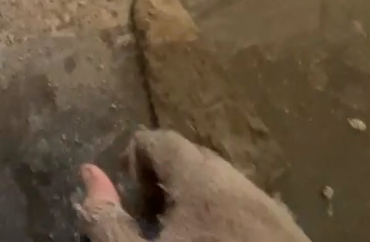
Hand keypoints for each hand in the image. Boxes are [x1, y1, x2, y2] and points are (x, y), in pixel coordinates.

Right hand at [77, 130, 309, 241]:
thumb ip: (107, 219)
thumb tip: (90, 173)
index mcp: (202, 183)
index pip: (158, 141)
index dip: (134, 164)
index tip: (132, 206)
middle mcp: (243, 188)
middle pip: (194, 162)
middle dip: (167, 185)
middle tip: (154, 228)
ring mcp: (279, 219)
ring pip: (228, 191)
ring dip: (201, 207)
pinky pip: (256, 219)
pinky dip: (233, 229)